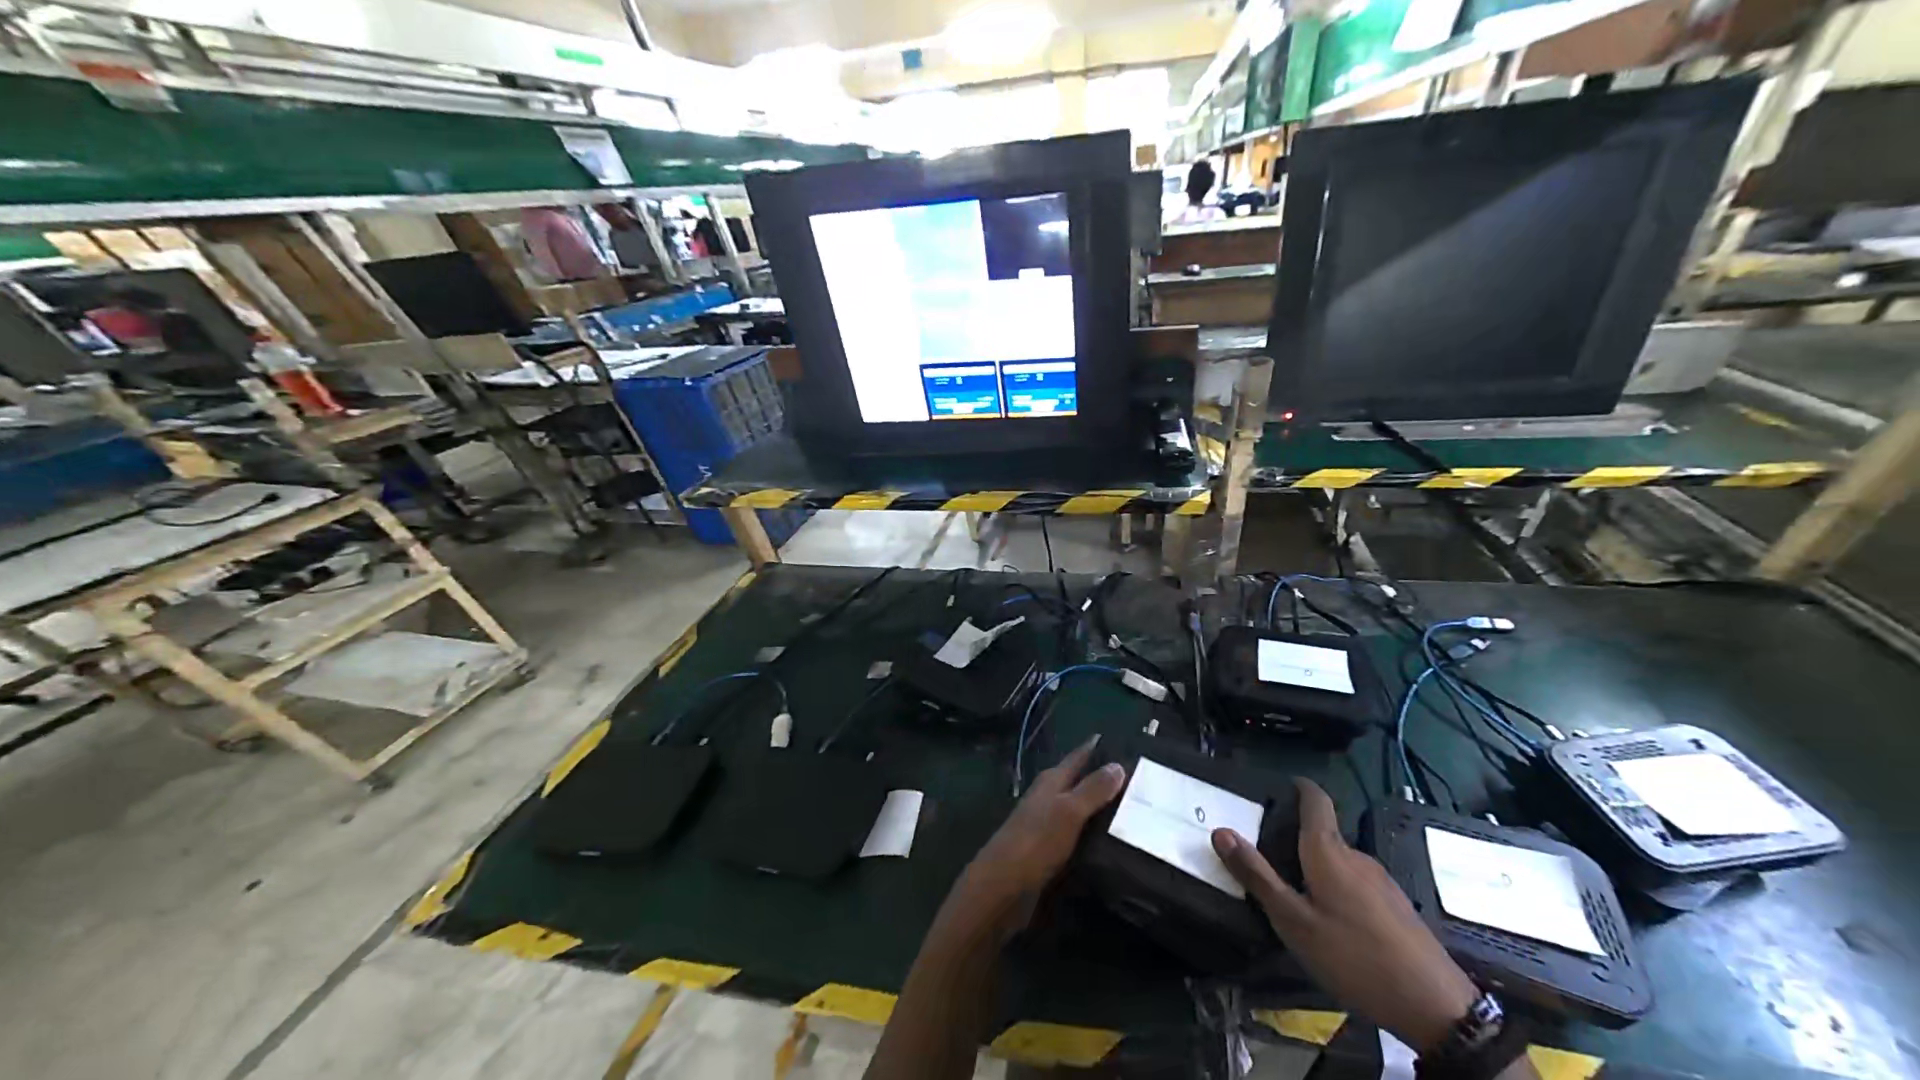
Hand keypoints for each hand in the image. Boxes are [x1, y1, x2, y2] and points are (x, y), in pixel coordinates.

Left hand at [946, 735, 1126, 937]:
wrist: (1003, 887)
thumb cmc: (1035, 842)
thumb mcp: (1067, 811)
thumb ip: (1092, 789)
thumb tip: (1117, 764)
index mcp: (1050, 782)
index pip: (1078, 757)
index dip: (1099, 749)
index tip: (1128, 744)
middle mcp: (1048, 798)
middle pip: (1080, 782)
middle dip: (1106, 780)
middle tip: (1143, 782)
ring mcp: (1047, 825)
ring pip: (1080, 810)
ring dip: (1103, 809)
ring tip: (1138, 813)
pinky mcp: (1049, 852)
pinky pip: (1079, 835)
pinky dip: (1095, 835)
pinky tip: (1115, 844)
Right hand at [1212, 779, 1478, 1052]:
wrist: (1436, 1007)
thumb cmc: (1354, 957)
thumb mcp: (1294, 921)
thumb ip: (1257, 876)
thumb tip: (1221, 831)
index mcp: (1329, 852)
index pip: (1316, 800)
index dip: (1299, 787)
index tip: (1279, 786)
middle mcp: (1357, 856)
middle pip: (1322, 834)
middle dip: (1293, 840)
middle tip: (1264, 860)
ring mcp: (1381, 881)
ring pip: (1338, 861)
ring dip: (1314, 868)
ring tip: (1291, 895)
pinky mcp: (1396, 906)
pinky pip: (1355, 882)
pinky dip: (1334, 888)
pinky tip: (1328, 921)